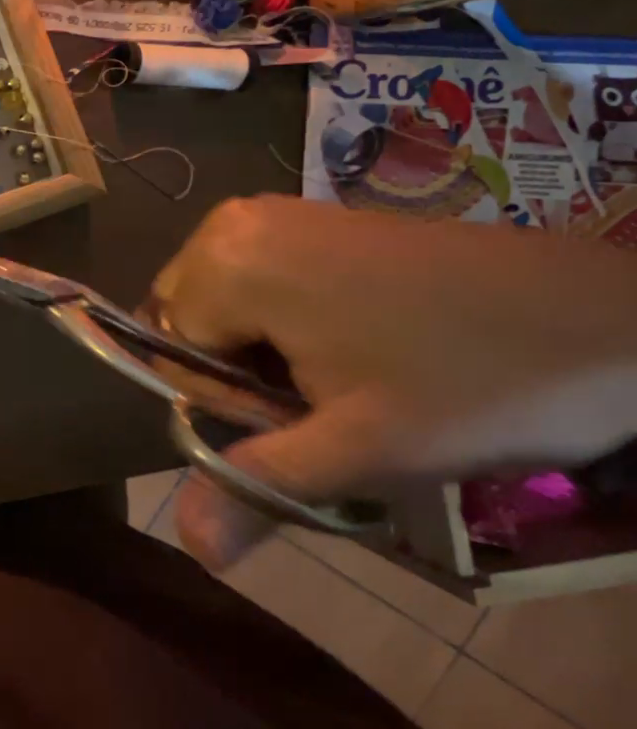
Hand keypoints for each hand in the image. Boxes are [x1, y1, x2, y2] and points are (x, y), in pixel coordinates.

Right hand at [152, 195, 636, 569]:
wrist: (621, 318)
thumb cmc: (482, 384)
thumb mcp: (364, 449)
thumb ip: (258, 485)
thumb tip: (190, 548)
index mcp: (225, 263)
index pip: (170, 354)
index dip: (233, 401)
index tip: (315, 415)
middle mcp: (229, 225)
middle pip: (185, 324)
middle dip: (240, 372)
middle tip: (333, 397)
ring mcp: (270, 214)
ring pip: (218, 308)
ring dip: (262, 352)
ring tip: (348, 372)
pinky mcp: (307, 219)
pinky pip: (253, 281)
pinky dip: (284, 322)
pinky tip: (355, 341)